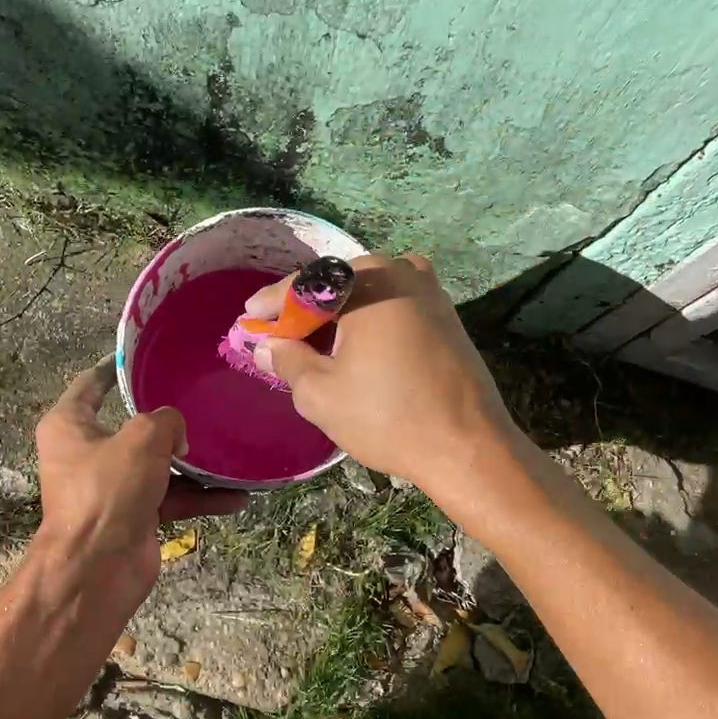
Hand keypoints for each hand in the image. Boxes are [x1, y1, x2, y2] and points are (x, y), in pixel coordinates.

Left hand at [31, 358, 247, 592]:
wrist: (97, 568)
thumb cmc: (108, 489)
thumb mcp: (142, 437)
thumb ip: (167, 420)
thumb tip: (176, 437)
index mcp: (68, 425)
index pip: (89, 384)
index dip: (115, 366)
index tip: (144, 353)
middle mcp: (86, 453)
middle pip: (131, 425)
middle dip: (165, 417)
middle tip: (201, 398)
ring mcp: (110, 487)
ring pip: (157, 464)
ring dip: (192, 462)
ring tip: (229, 448)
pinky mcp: (133, 515)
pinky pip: (171, 498)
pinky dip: (200, 497)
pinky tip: (236, 495)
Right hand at [246, 255, 532, 523]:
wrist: (469, 447)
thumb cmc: (388, 417)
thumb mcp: (320, 393)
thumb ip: (288, 361)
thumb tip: (267, 345)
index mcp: (367, 282)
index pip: (305, 285)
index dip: (272, 304)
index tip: (249, 319)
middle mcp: (401, 271)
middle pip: (337, 283)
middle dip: (305, 307)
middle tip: (279, 333)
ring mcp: (429, 289)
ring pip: (367, 292)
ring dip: (338, 312)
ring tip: (313, 342)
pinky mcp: (446, 313)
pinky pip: (393, 304)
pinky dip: (368, 318)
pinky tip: (355, 345)